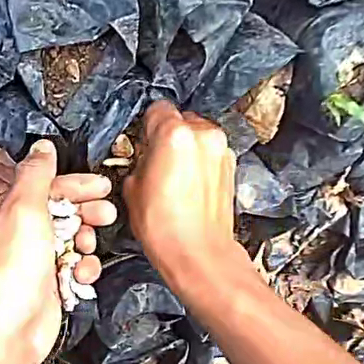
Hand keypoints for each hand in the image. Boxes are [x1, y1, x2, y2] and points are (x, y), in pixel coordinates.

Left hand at [0, 140, 115, 363]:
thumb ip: (36, 175)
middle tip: (105, 216)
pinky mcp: (46, 286)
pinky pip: (72, 269)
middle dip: (86, 213)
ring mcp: (32, 262)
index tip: (101, 187)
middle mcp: (17, 235)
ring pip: (71, 241)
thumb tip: (42, 147)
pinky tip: (79, 275)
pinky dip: (81, 270)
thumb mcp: (23, 211)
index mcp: (5, 212)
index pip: (44, 186)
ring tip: (87, 249)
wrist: (7, 333)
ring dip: (85, 243)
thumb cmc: (8, 275)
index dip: (75, 185)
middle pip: (60, 212)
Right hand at [124, 101, 242, 292]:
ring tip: (171, 179)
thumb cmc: (166, 228)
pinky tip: (186, 187)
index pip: (157, 109)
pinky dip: (198, 163)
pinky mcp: (231, 168)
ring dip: (184, 149)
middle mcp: (203, 136)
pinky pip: (209, 154)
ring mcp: (221, 152)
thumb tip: (143, 158)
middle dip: (166, 137)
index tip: (141, 139)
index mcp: (174, 135)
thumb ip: (139, 161)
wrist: (198, 254)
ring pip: (197, 136)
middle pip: (180, 120)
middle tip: (153, 162)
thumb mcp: (132, 189)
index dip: (145, 126)